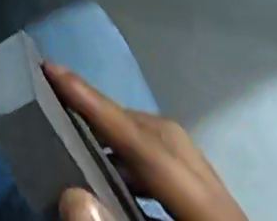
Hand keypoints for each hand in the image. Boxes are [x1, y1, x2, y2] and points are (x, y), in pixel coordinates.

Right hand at [43, 62, 248, 220]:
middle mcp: (223, 204)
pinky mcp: (216, 218)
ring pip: (173, 156)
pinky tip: (114, 184)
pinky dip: (141, 172)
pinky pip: (177, 182)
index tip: (53, 69)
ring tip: (78, 139)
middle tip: (58, 96)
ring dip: (124, 143)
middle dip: (110, 115)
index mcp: (214, 213)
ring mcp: (223, 212)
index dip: (97, 107)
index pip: (148, 146)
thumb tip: (71, 194)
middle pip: (164, 138)